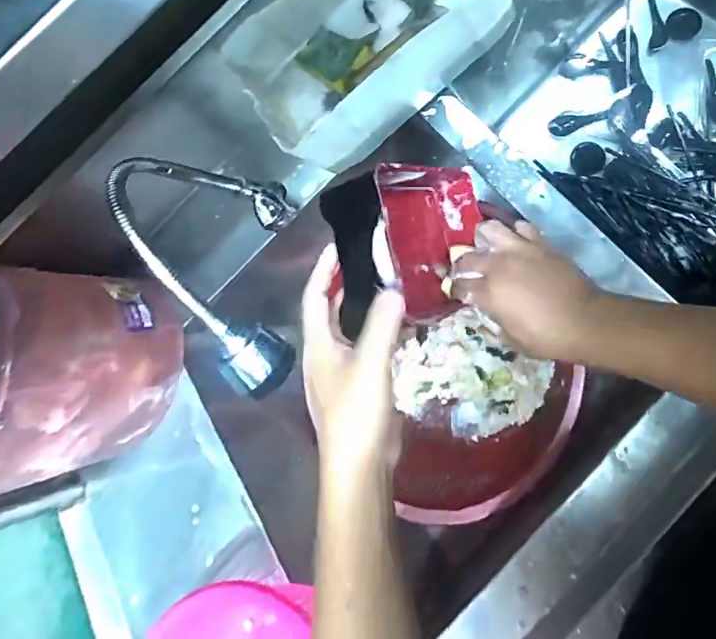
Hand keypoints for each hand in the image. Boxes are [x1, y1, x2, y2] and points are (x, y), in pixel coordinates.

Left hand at [302, 245, 406, 491]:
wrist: (359, 469)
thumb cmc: (356, 413)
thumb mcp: (370, 363)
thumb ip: (383, 323)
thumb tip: (394, 288)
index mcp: (318, 345)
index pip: (315, 296)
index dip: (324, 269)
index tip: (338, 245)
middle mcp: (324, 355)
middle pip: (329, 310)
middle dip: (344, 284)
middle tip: (368, 261)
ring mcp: (340, 374)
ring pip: (348, 330)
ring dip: (363, 308)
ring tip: (387, 287)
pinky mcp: (358, 389)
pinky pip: (366, 349)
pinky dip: (378, 333)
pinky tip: (400, 329)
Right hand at [450, 220, 609, 361]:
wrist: (584, 320)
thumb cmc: (548, 337)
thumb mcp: (513, 340)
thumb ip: (495, 322)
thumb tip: (489, 311)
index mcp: (488, 292)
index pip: (460, 285)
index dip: (455, 288)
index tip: (456, 291)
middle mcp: (498, 265)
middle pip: (467, 256)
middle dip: (461, 263)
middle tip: (464, 269)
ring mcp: (518, 249)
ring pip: (489, 229)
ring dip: (483, 237)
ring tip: (486, 245)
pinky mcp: (539, 242)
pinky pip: (521, 226)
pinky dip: (515, 231)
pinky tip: (516, 240)